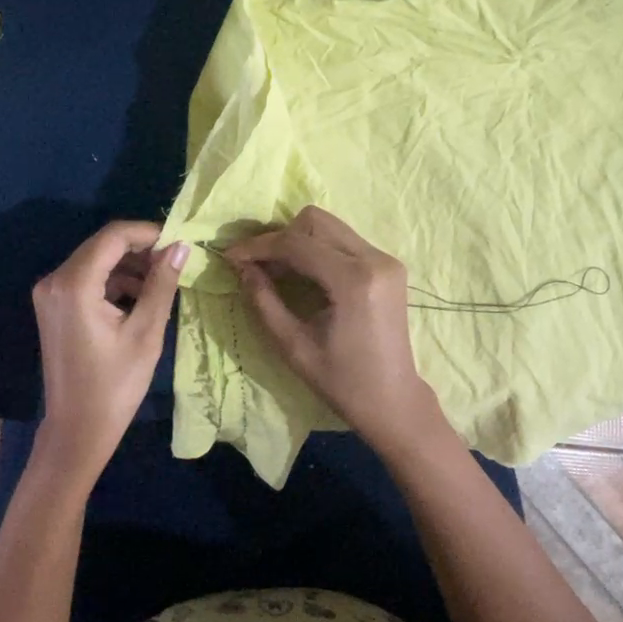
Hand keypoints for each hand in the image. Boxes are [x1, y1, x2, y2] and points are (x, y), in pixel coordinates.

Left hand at [32, 221, 186, 478]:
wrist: (77, 429)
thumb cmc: (115, 385)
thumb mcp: (146, 332)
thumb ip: (161, 284)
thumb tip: (180, 247)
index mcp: (74, 284)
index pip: (113, 236)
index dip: (148, 232)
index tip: (178, 241)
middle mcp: (54, 280)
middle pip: (102, 246)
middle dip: (140, 250)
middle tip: (175, 262)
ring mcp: (50, 293)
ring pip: (95, 262)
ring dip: (128, 266)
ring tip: (162, 283)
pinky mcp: (53, 306)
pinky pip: (86, 280)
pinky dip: (112, 282)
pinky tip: (139, 299)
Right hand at [225, 206, 446, 453]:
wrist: (392, 400)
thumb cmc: (342, 381)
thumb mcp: (292, 345)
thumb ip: (264, 300)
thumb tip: (241, 267)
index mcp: (354, 281)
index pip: (297, 243)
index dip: (259, 247)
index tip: (230, 257)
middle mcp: (374, 260)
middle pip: (314, 221)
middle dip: (279, 238)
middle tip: (256, 265)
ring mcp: (385, 259)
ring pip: (328, 226)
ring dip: (296, 241)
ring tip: (275, 270)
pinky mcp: (387, 265)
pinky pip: (341, 240)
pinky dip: (315, 248)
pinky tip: (301, 274)